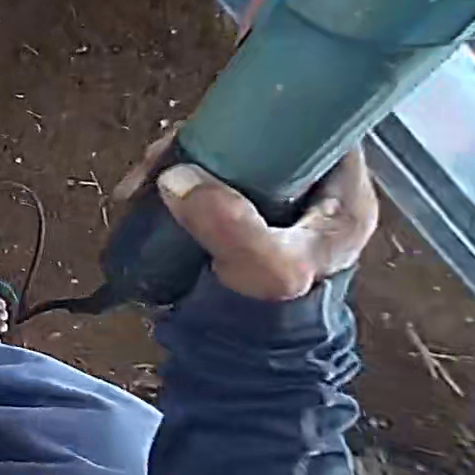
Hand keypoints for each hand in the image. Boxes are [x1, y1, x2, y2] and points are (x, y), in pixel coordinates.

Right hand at [115, 131, 378, 301]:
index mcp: (338, 192)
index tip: (209, 127)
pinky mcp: (225, 214)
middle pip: (246, 137)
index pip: (309, 125)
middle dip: (194, 143)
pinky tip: (139, 195)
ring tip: (137, 185)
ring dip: (170, 163)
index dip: (262, 115)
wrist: (243, 359)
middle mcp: (301, 189)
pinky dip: (164, 182)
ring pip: (212, 158)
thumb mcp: (267, 270)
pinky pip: (192, 180)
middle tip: (154, 161)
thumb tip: (174, 177)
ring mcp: (260, 201)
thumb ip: (230, 224)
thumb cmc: (274, 313)